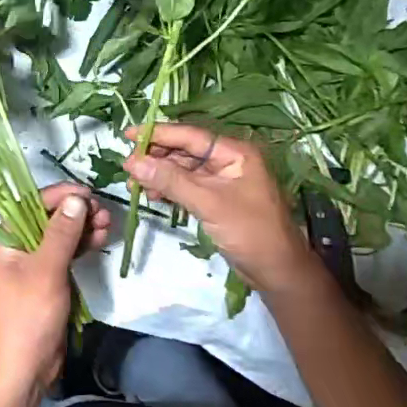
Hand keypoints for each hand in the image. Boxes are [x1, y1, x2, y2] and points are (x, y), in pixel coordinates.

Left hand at [0, 184, 112, 399]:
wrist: (23, 370)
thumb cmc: (28, 316)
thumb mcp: (46, 270)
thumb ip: (62, 233)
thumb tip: (76, 199)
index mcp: (2, 240)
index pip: (29, 205)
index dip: (58, 196)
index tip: (87, 193)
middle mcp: (13, 247)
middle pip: (46, 218)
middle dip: (74, 212)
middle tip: (102, 211)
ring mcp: (31, 264)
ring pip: (58, 236)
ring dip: (82, 228)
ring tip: (108, 222)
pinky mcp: (46, 280)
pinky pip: (64, 254)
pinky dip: (81, 246)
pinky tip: (101, 238)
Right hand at [123, 124, 325, 297]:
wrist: (278, 272)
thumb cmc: (251, 232)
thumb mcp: (209, 203)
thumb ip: (171, 181)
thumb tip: (133, 163)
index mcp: (235, 153)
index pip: (190, 136)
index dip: (159, 133)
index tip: (128, 135)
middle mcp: (228, 161)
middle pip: (184, 151)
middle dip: (155, 157)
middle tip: (127, 165)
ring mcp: (222, 181)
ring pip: (183, 170)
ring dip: (158, 174)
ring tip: (133, 183)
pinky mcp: (216, 199)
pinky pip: (187, 186)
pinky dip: (168, 189)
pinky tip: (151, 194)